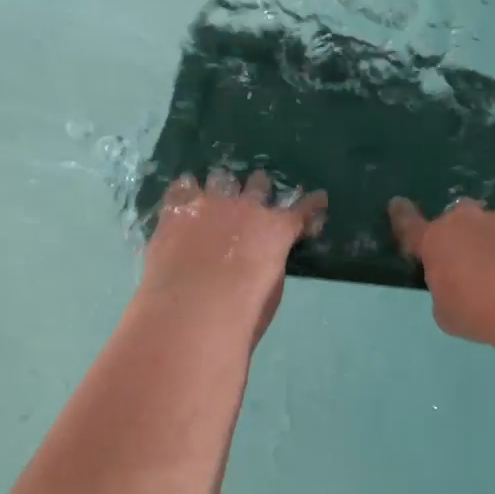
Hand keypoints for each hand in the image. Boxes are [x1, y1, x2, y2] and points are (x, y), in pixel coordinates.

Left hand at [140, 170, 326, 344]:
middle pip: (259, 184)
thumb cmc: (240, 315)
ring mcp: (210, 203)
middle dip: (260, 189)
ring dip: (223, 187)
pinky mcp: (177, 209)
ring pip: (222, 178)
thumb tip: (263, 255)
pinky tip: (185, 200)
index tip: (317, 200)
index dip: (311, 204)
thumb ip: (270, 263)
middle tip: (254, 199)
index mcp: (277, 230)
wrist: (189, 313)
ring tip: (216, 197)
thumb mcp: (271, 292)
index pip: (303, 209)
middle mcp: (247, 207)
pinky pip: (183, 185)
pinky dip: (188, 191)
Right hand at [388, 198, 494, 346]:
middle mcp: (468, 221)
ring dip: (493, 243)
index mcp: (436, 239)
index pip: (410, 225)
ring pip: (493, 227)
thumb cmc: (479, 310)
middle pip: (457, 220)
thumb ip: (446, 291)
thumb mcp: (446, 312)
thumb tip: (461, 283)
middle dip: (460, 235)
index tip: (397, 204)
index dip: (401, 217)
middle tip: (467, 264)